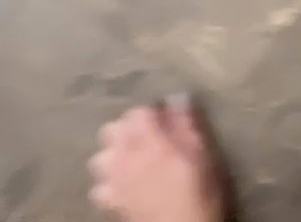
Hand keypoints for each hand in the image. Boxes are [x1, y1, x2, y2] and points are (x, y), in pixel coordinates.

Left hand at [89, 97, 223, 221]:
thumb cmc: (198, 188)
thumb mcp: (202, 151)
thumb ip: (187, 123)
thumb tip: (178, 98)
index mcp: (151, 141)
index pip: (137, 112)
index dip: (151, 110)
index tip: (167, 115)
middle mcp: (127, 158)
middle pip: (111, 130)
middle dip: (126, 127)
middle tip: (149, 133)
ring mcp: (117, 182)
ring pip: (99, 157)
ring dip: (113, 152)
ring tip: (132, 156)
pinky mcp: (113, 203)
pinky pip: (99, 188)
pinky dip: (108, 182)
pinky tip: (123, 183)